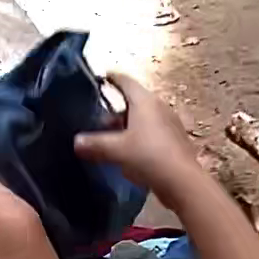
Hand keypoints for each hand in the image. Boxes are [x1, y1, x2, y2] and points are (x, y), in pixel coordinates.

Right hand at [74, 73, 201, 199]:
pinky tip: (131, 153)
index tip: (102, 77)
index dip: (112, 78)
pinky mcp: (175, 142)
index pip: (125, 81)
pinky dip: (139, 138)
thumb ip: (95, 145)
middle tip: (99, 121)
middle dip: (117, 110)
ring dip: (128, 126)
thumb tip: (76, 142)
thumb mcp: (117, 151)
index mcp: (144, 101)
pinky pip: (152, 134)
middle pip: (134, 102)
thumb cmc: (148, 157)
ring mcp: (170, 124)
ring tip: (112, 140)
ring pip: (143, 119)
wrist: (182, 182)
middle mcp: (159, 107)